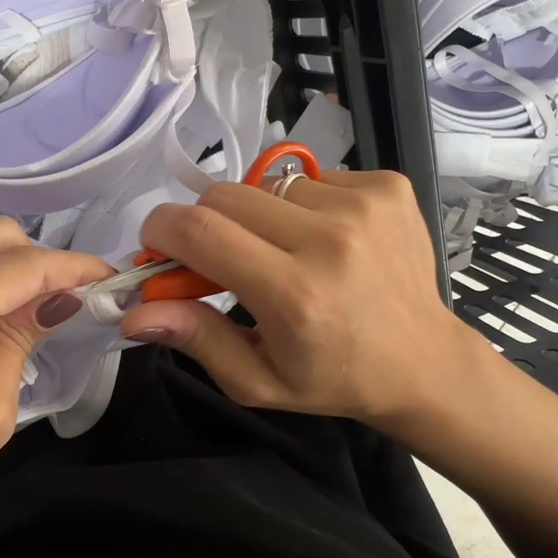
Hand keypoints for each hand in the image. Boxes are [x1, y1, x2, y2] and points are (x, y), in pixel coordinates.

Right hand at [117, 170, 483, 429]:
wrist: (424, 362)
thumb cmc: (331, 378)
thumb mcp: (255, 379)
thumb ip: (194, 338)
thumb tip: (133, 312)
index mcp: (294, 294)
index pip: (199, 231)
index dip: (161, 230)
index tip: (157, 247)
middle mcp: (329, 238)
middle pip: (222, 197)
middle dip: (204, 223)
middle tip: (219, 259)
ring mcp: (363, 204)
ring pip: (264, 185)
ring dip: (256, 217)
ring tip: (281, 253)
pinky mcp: (386, 186)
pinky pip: (308, 178)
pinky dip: (299, 206)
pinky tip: (321, 240)